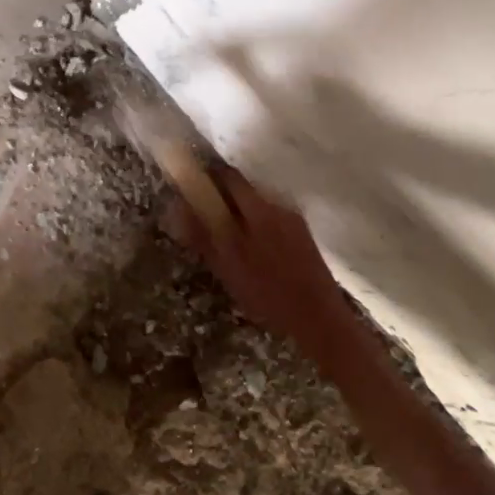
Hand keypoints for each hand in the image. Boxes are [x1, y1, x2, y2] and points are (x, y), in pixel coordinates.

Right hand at [165, 167, 347, 342]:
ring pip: (258, 205)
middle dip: (222, 197)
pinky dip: (256, 225)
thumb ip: (201, 233)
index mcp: (258, 209)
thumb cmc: (267, 292)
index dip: (207, 177)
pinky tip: (252, 250)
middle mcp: (278, 206)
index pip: (228, 177)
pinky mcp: (304, 236)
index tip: (190, 186)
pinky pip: (272, 219)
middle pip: (244, 190)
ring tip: (226, 237)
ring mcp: (294, 220)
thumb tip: (176, 207)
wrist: (318, 318)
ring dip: (240, 212)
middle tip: (204, 217)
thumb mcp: (226, 266)